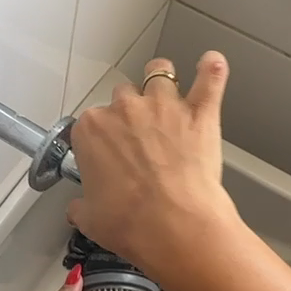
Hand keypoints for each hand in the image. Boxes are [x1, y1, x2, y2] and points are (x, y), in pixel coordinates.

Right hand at [66, 52, 239, 284]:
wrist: (175, 227)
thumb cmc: (133, 221)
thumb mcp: (91, 218)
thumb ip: (82, 206)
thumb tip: (80, 210)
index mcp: (92, 129)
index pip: (89, 122)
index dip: (99, 138)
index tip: (105, 153)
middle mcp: (126, 109)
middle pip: (122, 94)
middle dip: (128, 110)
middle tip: (136, 135)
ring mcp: (164, 106)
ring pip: (159, 72)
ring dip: (160, 79)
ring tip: (164, 90)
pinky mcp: (199, 113)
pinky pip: (209, 79)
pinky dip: (211, 70)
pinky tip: (211, 63)